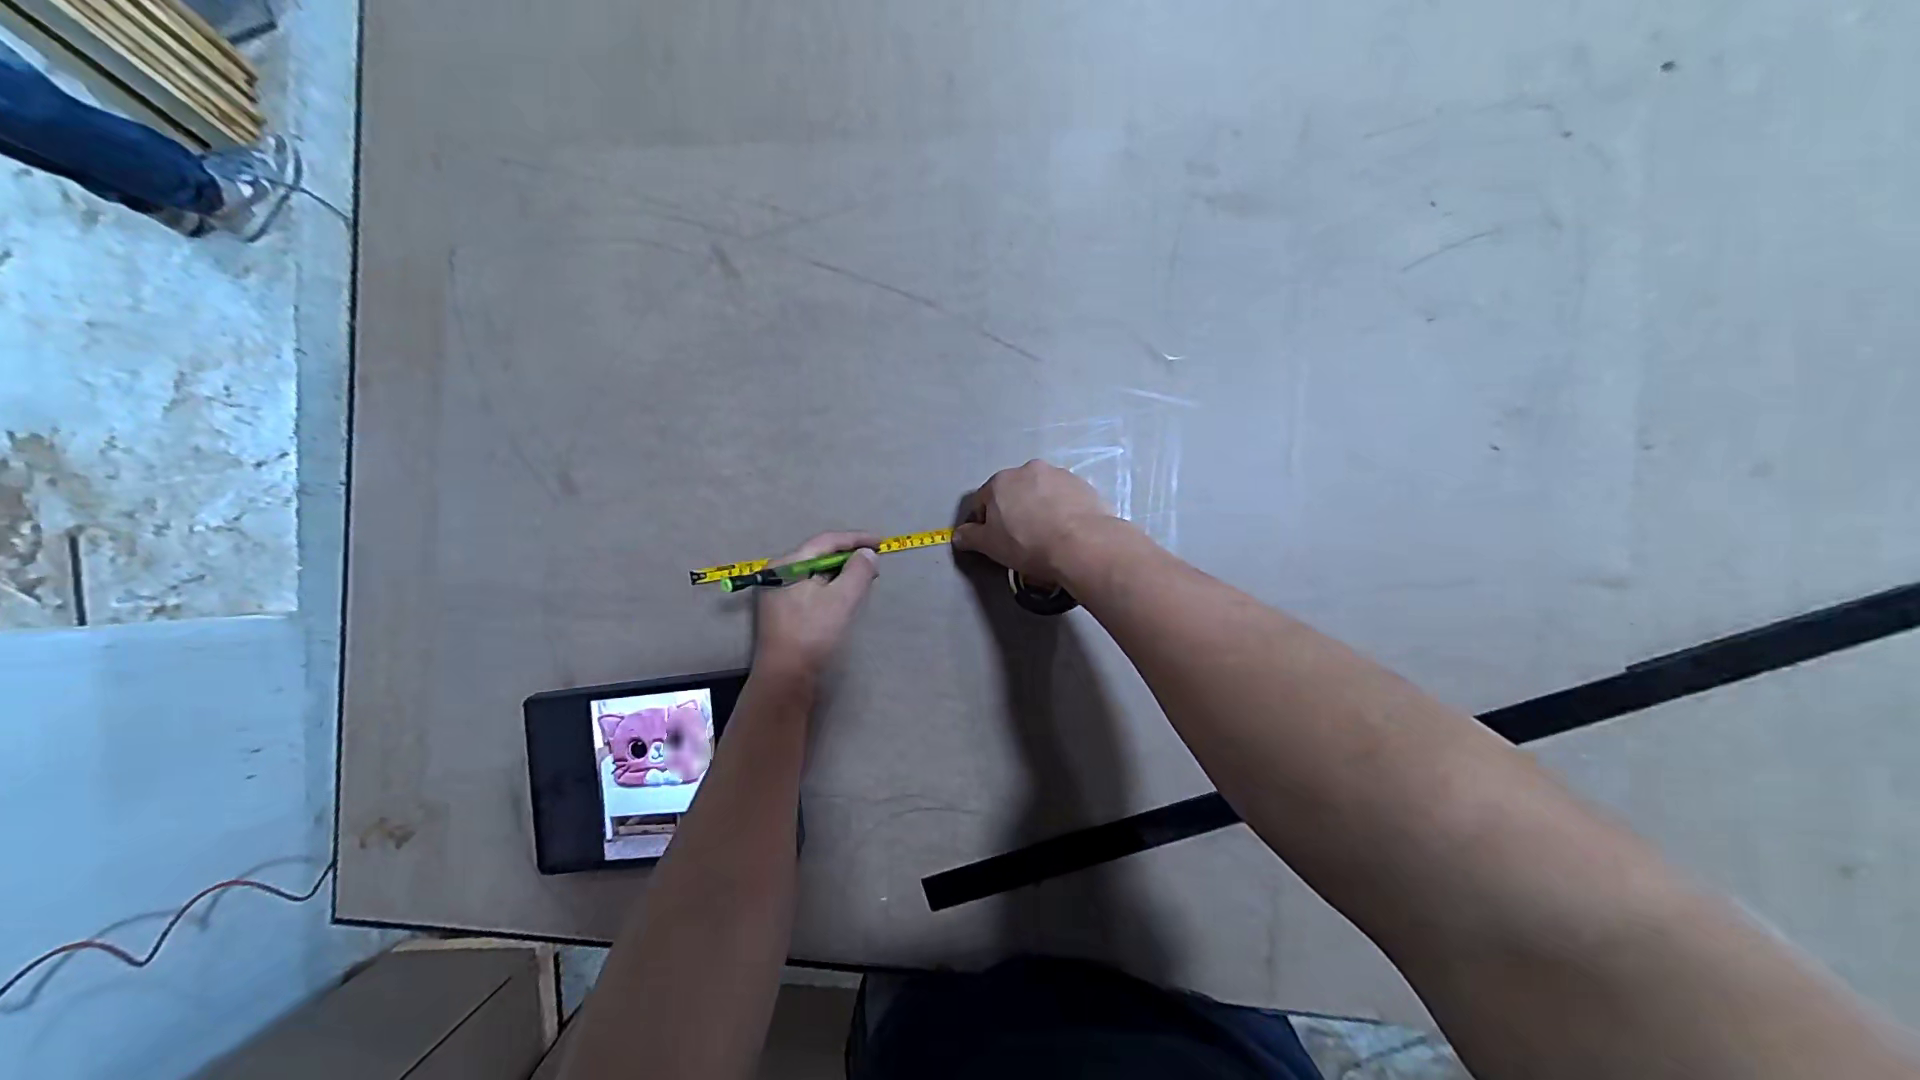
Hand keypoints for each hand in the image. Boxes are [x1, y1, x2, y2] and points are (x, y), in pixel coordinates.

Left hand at [752, 531, 880, 678]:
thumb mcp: (842, 599)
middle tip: (875, 563)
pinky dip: (832, 586)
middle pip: (820, 555)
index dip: (856, 539)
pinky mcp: (784, 610)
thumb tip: (867, 554)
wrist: (785, 677)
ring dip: (842, 572)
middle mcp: (779, 573)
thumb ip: (858, 571)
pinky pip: (813, 587)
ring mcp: (779, 592)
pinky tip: (846, 595)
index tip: (881, 543)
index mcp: (788, 564)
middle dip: (850, 556)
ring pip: (817, 572)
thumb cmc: (812, 634)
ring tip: (865, 578)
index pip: (826, 541)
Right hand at [952, 461, 1115, 585]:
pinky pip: (1064, 497)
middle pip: (1013, 493)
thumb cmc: (1028, 544)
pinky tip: (1066, 530)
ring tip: (1047, 534)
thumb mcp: (991, 546)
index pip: (982, 502)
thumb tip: (959, 535)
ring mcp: (1058, 474)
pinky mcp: (1083, 484)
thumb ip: (971, 537)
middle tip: (1021, 539)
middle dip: (1013, 512)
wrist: (1082, 544)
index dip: (983, 524)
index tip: (992, 542)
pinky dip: (1062, 509)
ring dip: (1039, 508)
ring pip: (1041, 493)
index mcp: (1000, 481)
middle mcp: (1028, 469)